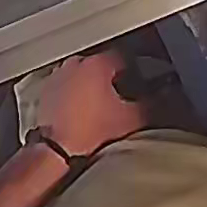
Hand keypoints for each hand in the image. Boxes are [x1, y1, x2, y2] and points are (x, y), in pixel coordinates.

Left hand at [33, 49, 150, 155]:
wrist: (57, 149)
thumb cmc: (90, 131)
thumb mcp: (129, 120)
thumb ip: (148, 105)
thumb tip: (159, 100)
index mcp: (98, 64)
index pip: (122, 56)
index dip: (132, 69)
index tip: (136, 79)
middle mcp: (77, 63)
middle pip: (100, 64)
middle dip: (110, 77)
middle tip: (119, 94)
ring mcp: (59, 75)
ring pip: (82, 73)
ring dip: (90, 84)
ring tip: (99, 104)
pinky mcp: (47, 90)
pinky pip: (66, 85)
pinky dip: (74, 92)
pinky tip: (81, 109)